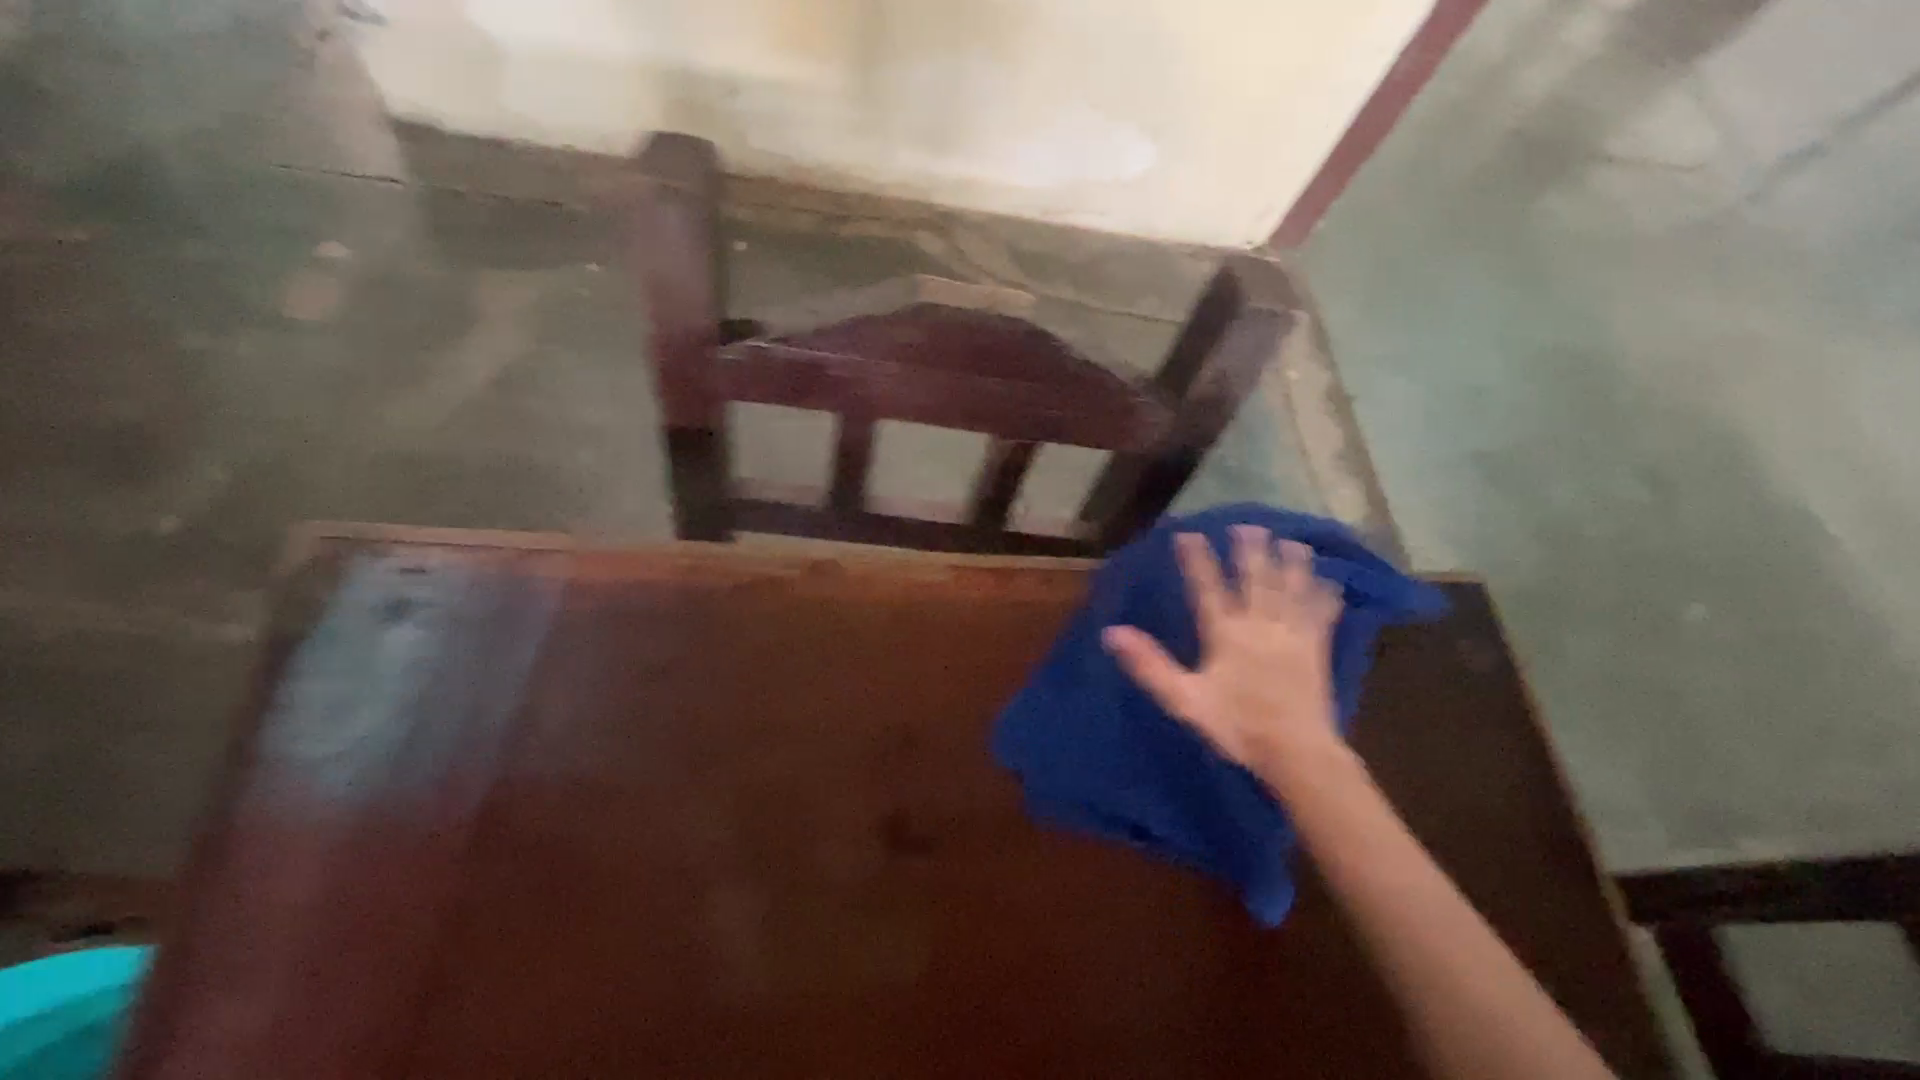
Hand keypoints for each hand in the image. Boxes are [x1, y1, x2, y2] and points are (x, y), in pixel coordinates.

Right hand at [1103, 526, 1344, 776]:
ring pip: (1291, 589)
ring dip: (1291, 564)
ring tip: (1291, 542)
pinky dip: (1325, 597)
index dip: (1198, 560)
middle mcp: (1260, 625)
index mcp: (1226, 634)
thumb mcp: (1184, 699)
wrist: (1295, 751)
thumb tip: (1113, 632)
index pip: (1207, 588)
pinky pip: (1322, 615)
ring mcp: (1292, 635)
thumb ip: (1150, 664)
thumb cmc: (1237, 725)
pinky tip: (1331, 583)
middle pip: (1256, 579)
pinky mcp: (1316, 650)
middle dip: (1251, 551)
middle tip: (1248, 526)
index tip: (1189, 534)